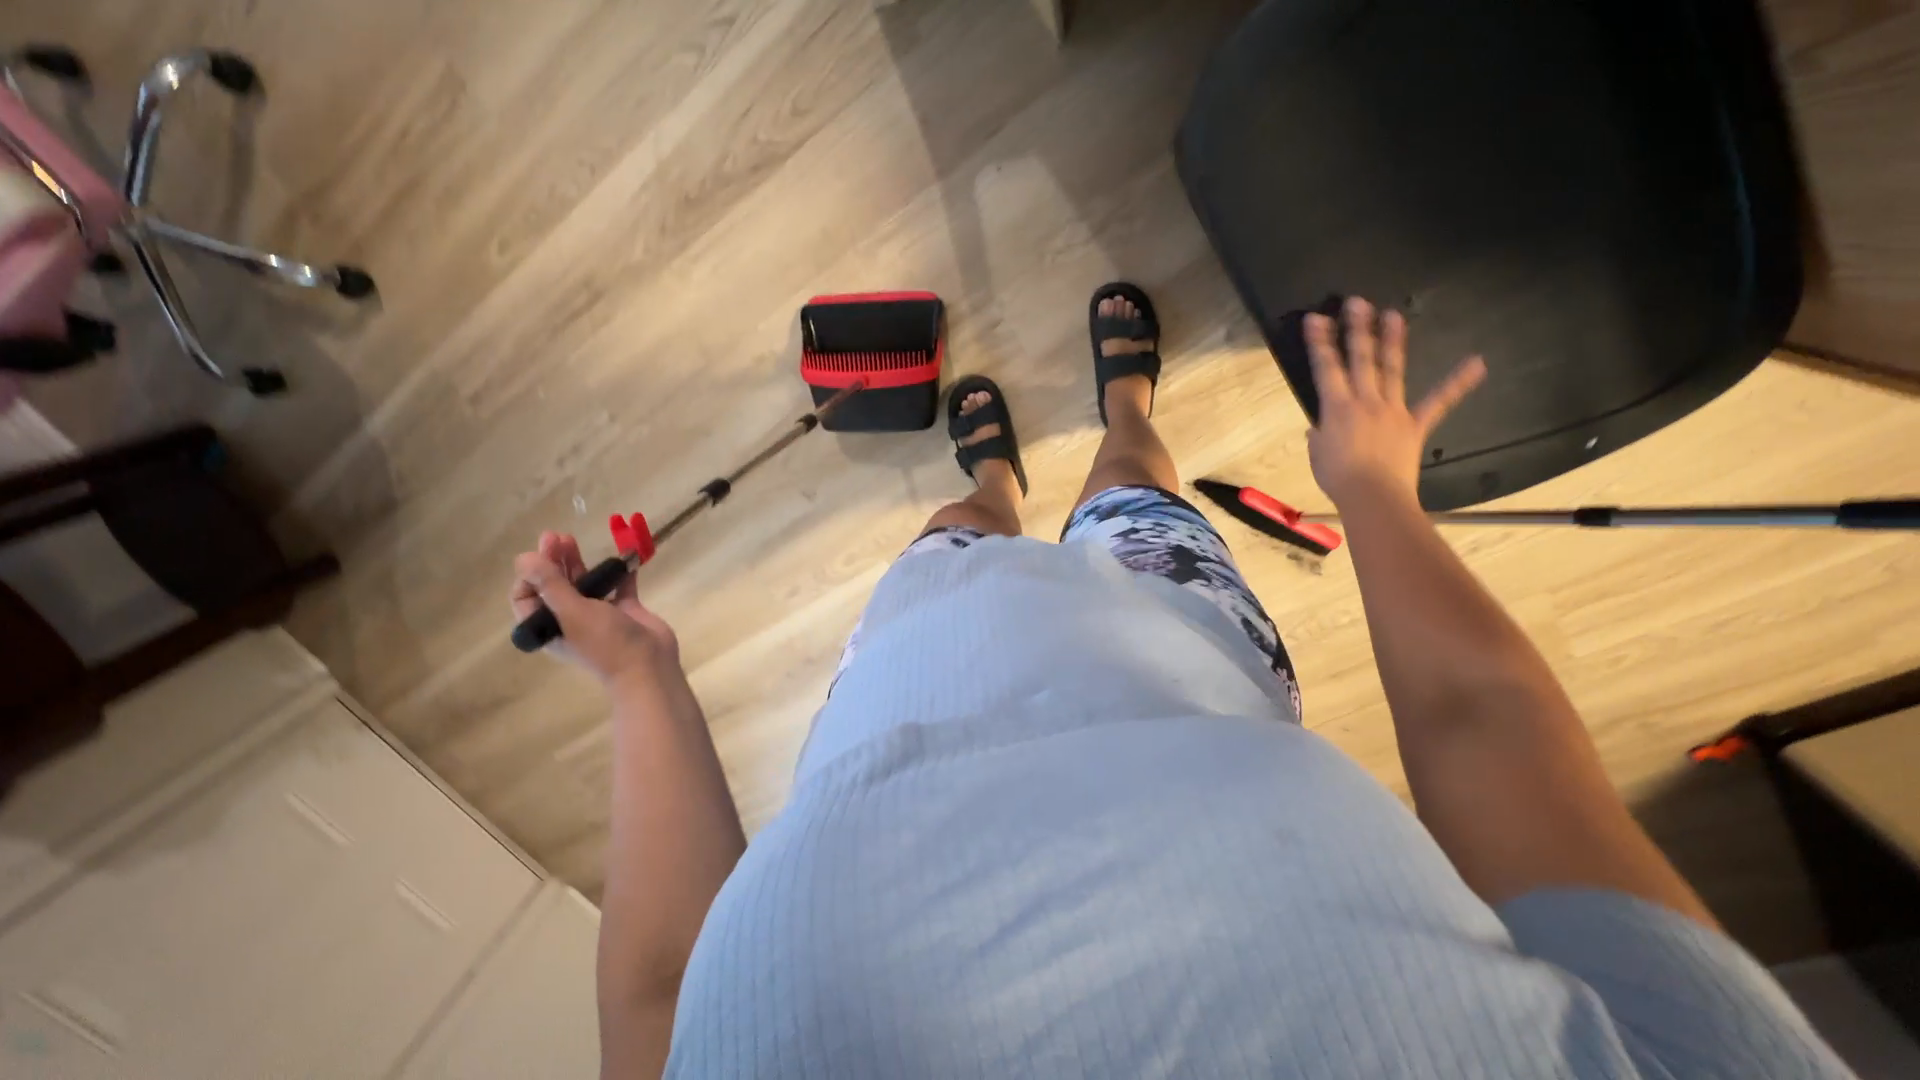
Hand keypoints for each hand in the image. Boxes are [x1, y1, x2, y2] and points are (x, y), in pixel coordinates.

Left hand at [510, 531, 681, 693]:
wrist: (648, 665)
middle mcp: (569, 619)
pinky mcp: (624, 609)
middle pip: (554, 585)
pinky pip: (618, 585)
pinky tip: (621, 553)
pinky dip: (618, 570)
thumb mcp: (572, 612)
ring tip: (574, 538)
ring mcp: (598, 614)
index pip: (526, 598)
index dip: (528, 575)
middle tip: (556, 536)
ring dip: (578, 561)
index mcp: (549, 626)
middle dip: (552, 561)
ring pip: (583, 583)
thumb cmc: (604, 642)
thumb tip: (522, 558)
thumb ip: (549, 583)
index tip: (538, 556)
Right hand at [1304, 297, 1485, 508]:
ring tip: (1394, 315)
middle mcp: (1364, 401)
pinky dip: (1458, 382)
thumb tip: (1320, 429)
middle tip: (1357, 302)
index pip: (1326, 369)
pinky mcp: (1415, 424)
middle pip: (1360, 360)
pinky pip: (1438, 401)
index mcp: (1336, 408)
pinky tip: (1477, 363)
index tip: (1316, 319)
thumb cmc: (1338, 478)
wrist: (1373, 497)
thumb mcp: (1317, 455)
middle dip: (1357, 329)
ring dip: (1392, 341)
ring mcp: (1392, 410)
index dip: (1320, 343)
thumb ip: (1319, 436)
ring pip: (1392, 369)